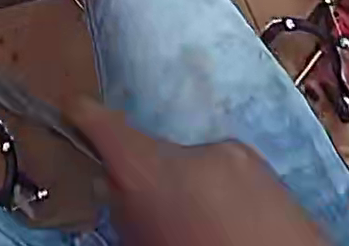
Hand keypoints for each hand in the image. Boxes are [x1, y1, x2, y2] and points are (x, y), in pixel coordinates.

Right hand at [68, 98, 329, 245]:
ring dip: (195, 187)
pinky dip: (231, 199)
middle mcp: (188, 146)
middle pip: (150, 146)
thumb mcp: (144, 242)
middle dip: (151, 175)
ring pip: (196, 162)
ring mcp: (238, 158)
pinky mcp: (280, 178)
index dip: (75, 118)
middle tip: (162, 219)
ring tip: (211, 231)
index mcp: (148, 165)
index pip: (90, 114)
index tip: (68, 126)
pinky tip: (243, 236)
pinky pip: (236, 178)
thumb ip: (124, 211)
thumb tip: (113, 188)